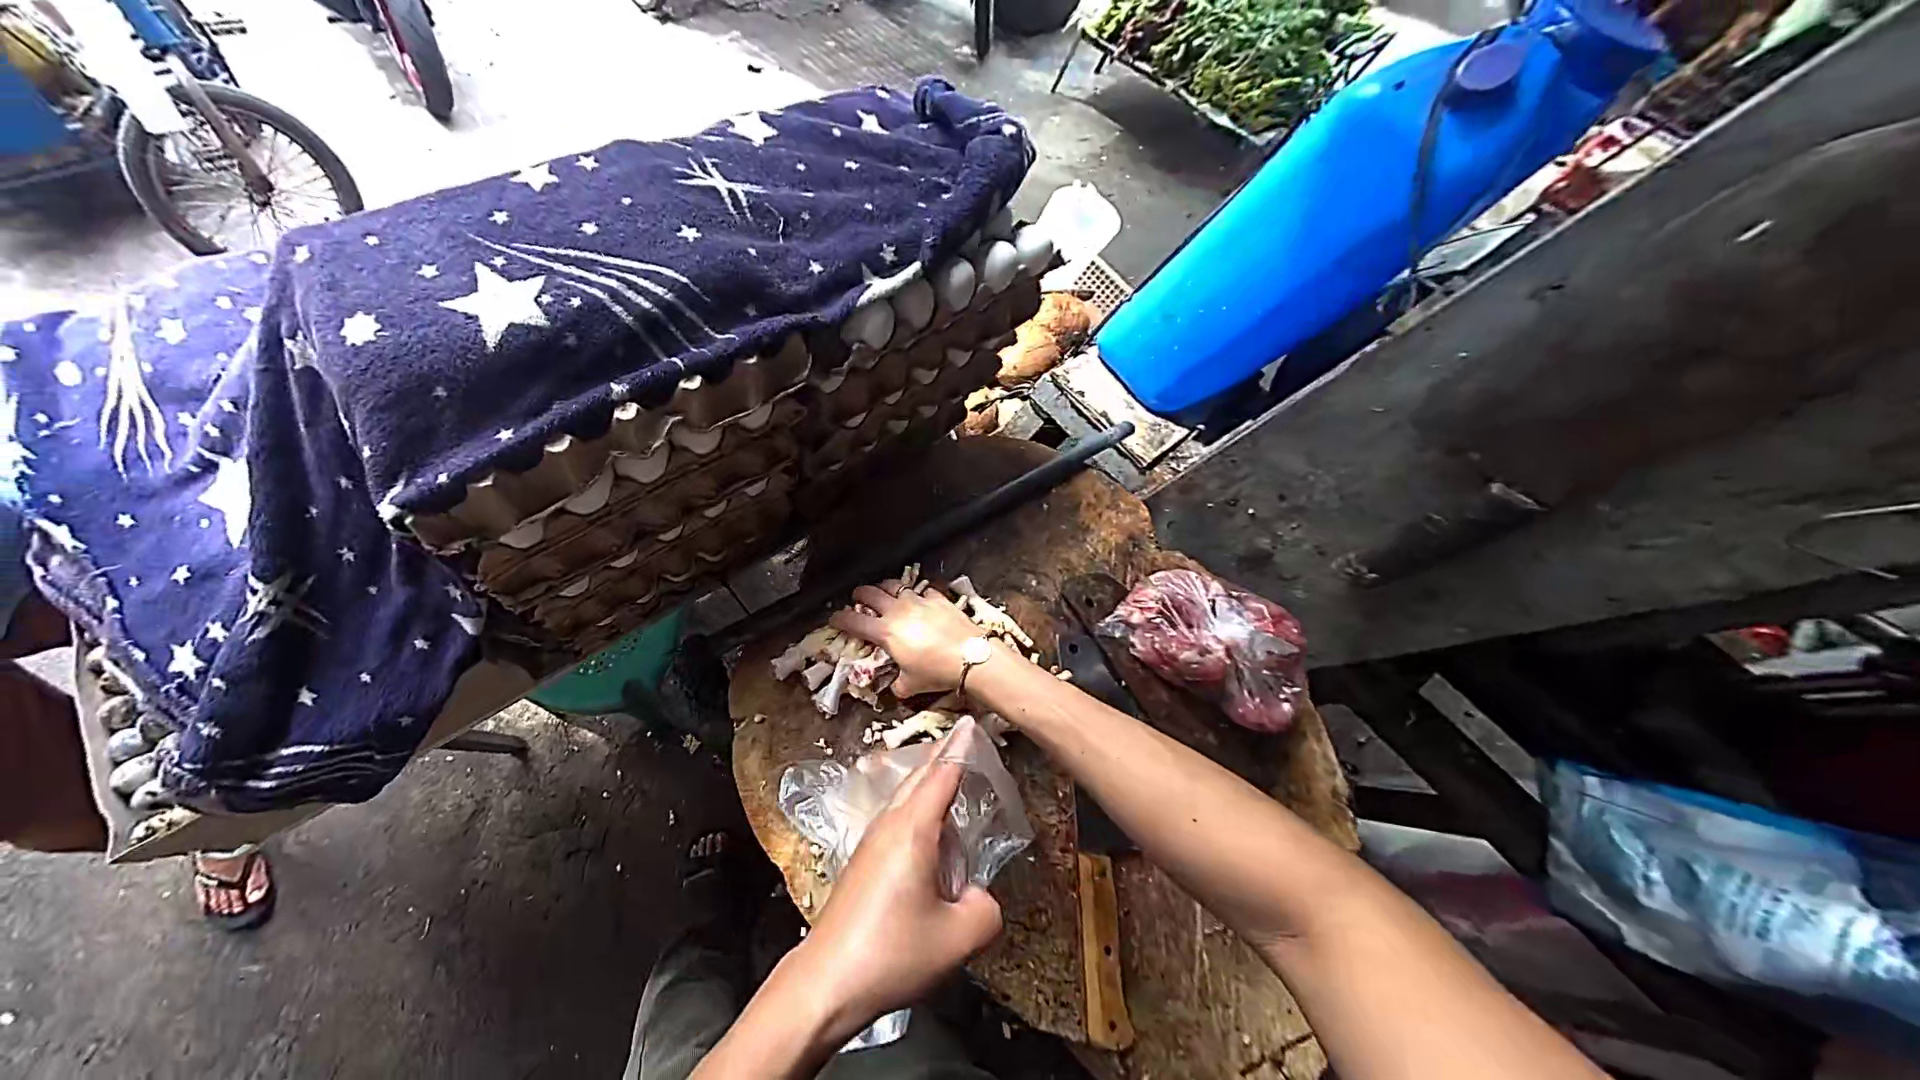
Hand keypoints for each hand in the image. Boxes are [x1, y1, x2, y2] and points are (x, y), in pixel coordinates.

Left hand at [787, 738, 1003, 1032]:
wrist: (825, 982)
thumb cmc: (891, 953)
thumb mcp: (958, 938)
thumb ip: (986, 908)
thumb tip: (979, 896)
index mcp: (913, 829)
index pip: (943, 774)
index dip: (960, 747)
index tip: (972, 723)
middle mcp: (889, 825)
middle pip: (920, 777)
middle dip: (943, 756)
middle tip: (964, 741)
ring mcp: (871, 842)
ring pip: (905, 798)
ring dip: (929, 783)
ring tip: (952, 782)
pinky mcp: (863, 863)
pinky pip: (897, 820)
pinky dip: (918, 811)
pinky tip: (930, 836)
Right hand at [830, 581, 985, 695]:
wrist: (970, 657)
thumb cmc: (936, 672)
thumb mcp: (910, 685)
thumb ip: (897, 684)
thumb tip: (895, 686)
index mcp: (885, 632)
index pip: (853, 621)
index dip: (840, 619)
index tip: (835, 619)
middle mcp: (898, 611)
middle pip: (870, 594)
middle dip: (859, 595)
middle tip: (857, 598)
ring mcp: (919, 601)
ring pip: (894, 585)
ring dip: (884, 587)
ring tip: (883, 591)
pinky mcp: (938, 598)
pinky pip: (922, 590)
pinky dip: (917, 593)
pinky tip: (920, 598)